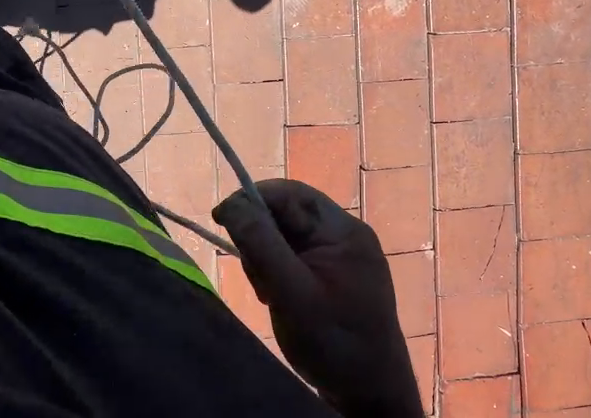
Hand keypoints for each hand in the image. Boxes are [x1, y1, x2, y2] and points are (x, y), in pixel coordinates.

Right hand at [214, 180, 424, 417]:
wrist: (371, 397)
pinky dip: (276, 268)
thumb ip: (261, 244)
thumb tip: (231, 203)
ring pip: (284, 233)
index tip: (220, 220)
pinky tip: (275, 295)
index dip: (251, 201)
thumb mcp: (291, 292)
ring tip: (268, 291)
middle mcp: (344, 234)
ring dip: (265, 255)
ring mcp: (339, 255)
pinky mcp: (331, 273)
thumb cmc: (334, 343)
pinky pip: (292, 253)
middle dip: (259, 235)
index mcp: (344, 231)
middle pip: (285, 211)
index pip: (288, 194)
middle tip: (253, 271)